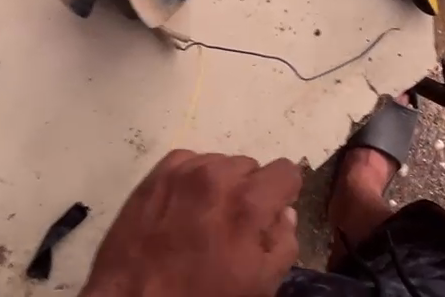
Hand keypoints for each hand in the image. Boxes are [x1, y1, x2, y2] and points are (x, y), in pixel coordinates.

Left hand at [83, 150, 300, 296]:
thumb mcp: (259, 287)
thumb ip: (283, 244)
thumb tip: (284, 214)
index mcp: (248, 203)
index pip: (286, 171)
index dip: (283, 194)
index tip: (270, 215)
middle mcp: (219, 176)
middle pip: (251, 168)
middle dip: (248, 192)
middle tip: (231, 226)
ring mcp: (186, 171)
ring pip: (220, 163)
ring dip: (219, 185)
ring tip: (202, 219)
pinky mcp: (158, 173)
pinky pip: (190, 162)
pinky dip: (192, 179)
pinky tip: (182, 208)